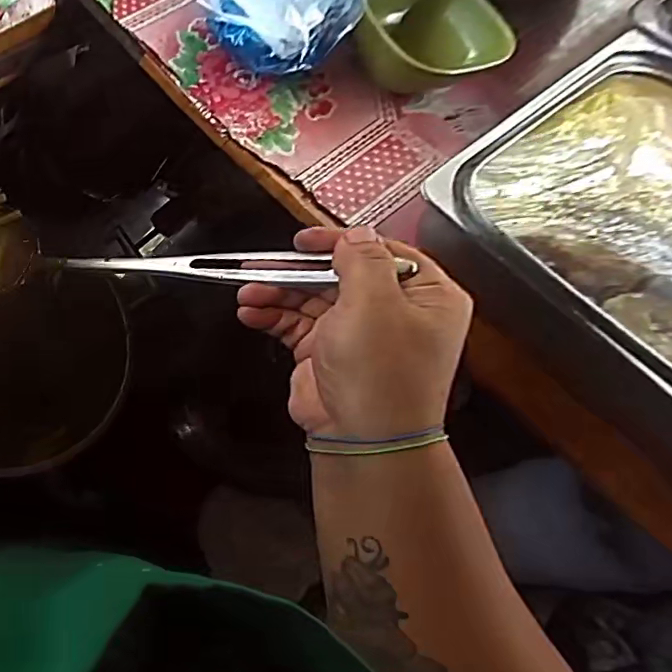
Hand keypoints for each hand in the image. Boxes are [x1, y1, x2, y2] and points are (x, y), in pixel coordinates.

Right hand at [235, 226, 470, 438]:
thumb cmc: (382, 380)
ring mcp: (355, 333)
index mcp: (423, 295)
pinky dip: (270, 316)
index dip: (339, 242)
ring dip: (276, 293)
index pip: (378, 252)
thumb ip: (362, 262)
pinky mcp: (323, 352)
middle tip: (261, 266)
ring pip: (308, 299)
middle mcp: (390, 311)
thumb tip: (353, 236)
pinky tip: (252, 312)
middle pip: (335, 275)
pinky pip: (292, 324)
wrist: (361, 435)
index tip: (305, 240)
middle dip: (294, 272)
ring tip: (248, 292)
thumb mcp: (375, 305)